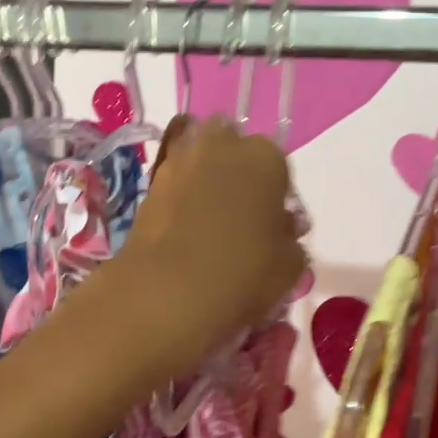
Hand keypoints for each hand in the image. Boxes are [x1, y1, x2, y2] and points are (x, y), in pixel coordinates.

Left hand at [100, 115, 307, 370]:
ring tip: (208, 229)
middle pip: (234, 153)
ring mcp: (178, 163)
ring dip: (206, 187)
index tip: (273, 226)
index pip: (278, 169)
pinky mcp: (148, 187)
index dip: (276, 198)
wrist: (168, 290)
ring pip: (200, 167)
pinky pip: (175, 188)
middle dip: (237, 177)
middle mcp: (220, 147)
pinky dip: (180, 204)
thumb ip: (290, 240)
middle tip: (239, 219)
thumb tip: (278, 232)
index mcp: (264, 156)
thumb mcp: (290, 265)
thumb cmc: (243, 272)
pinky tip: (184, 236)